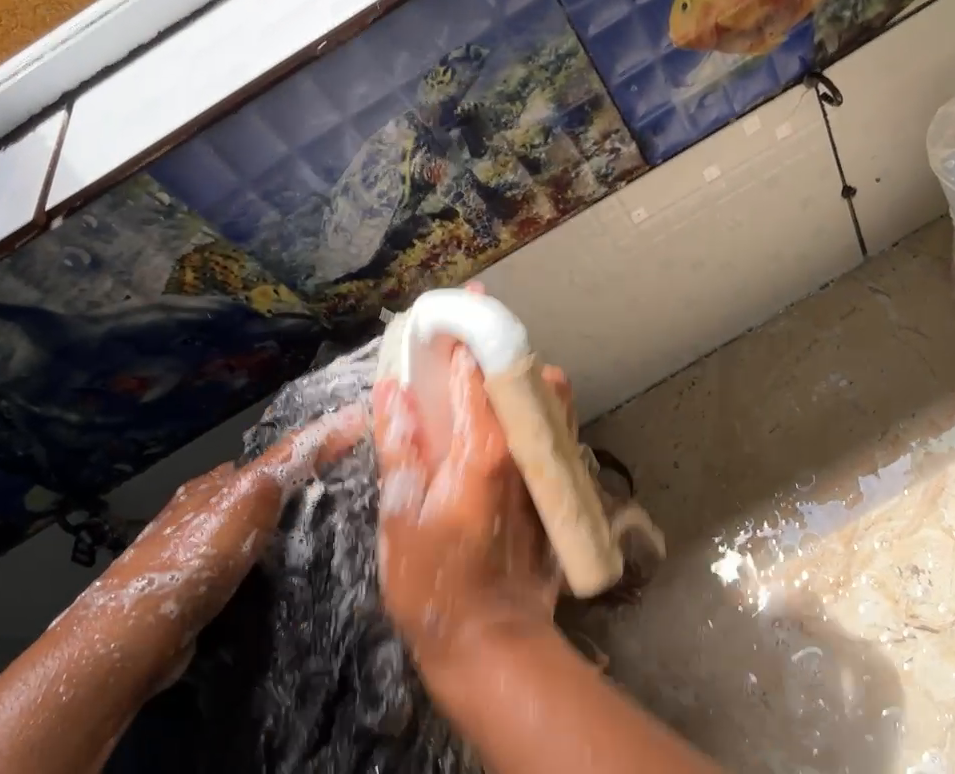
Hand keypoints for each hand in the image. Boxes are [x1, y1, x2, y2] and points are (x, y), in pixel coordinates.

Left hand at [67, 404, 368, 683]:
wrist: (137, 635)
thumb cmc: (199, 556)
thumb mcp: (254, 494)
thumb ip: (294, 458)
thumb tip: (350, 415)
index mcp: (209, 485)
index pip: (266, 460)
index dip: (303, 458)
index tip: (342, 466)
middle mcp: (194, 515)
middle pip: (254, 499)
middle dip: (290, 503)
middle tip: (336, 512)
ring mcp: (187, 558)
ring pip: (244, 539)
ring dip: (274, 542)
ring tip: (315, 551)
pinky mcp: (186, 598)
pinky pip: (233, 575)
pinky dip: (256, 575)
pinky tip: (274, 588)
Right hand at [373, 341, 564, 670]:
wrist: (494, 641)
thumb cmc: (436, 583)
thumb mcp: (401, 517)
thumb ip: (400, 447)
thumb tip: (394, 390)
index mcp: (485, 448)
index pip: (476, 371)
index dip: (462, 336)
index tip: (448, 314)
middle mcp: (528, 446)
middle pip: (521, 373)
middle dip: (496, 342)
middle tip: (468, 327)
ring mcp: (551, 465)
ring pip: (546, 396)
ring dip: (518, 371)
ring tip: (485, 364)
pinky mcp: (560, 485)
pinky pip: (552, 425)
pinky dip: (532, 404)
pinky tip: (507, 411)